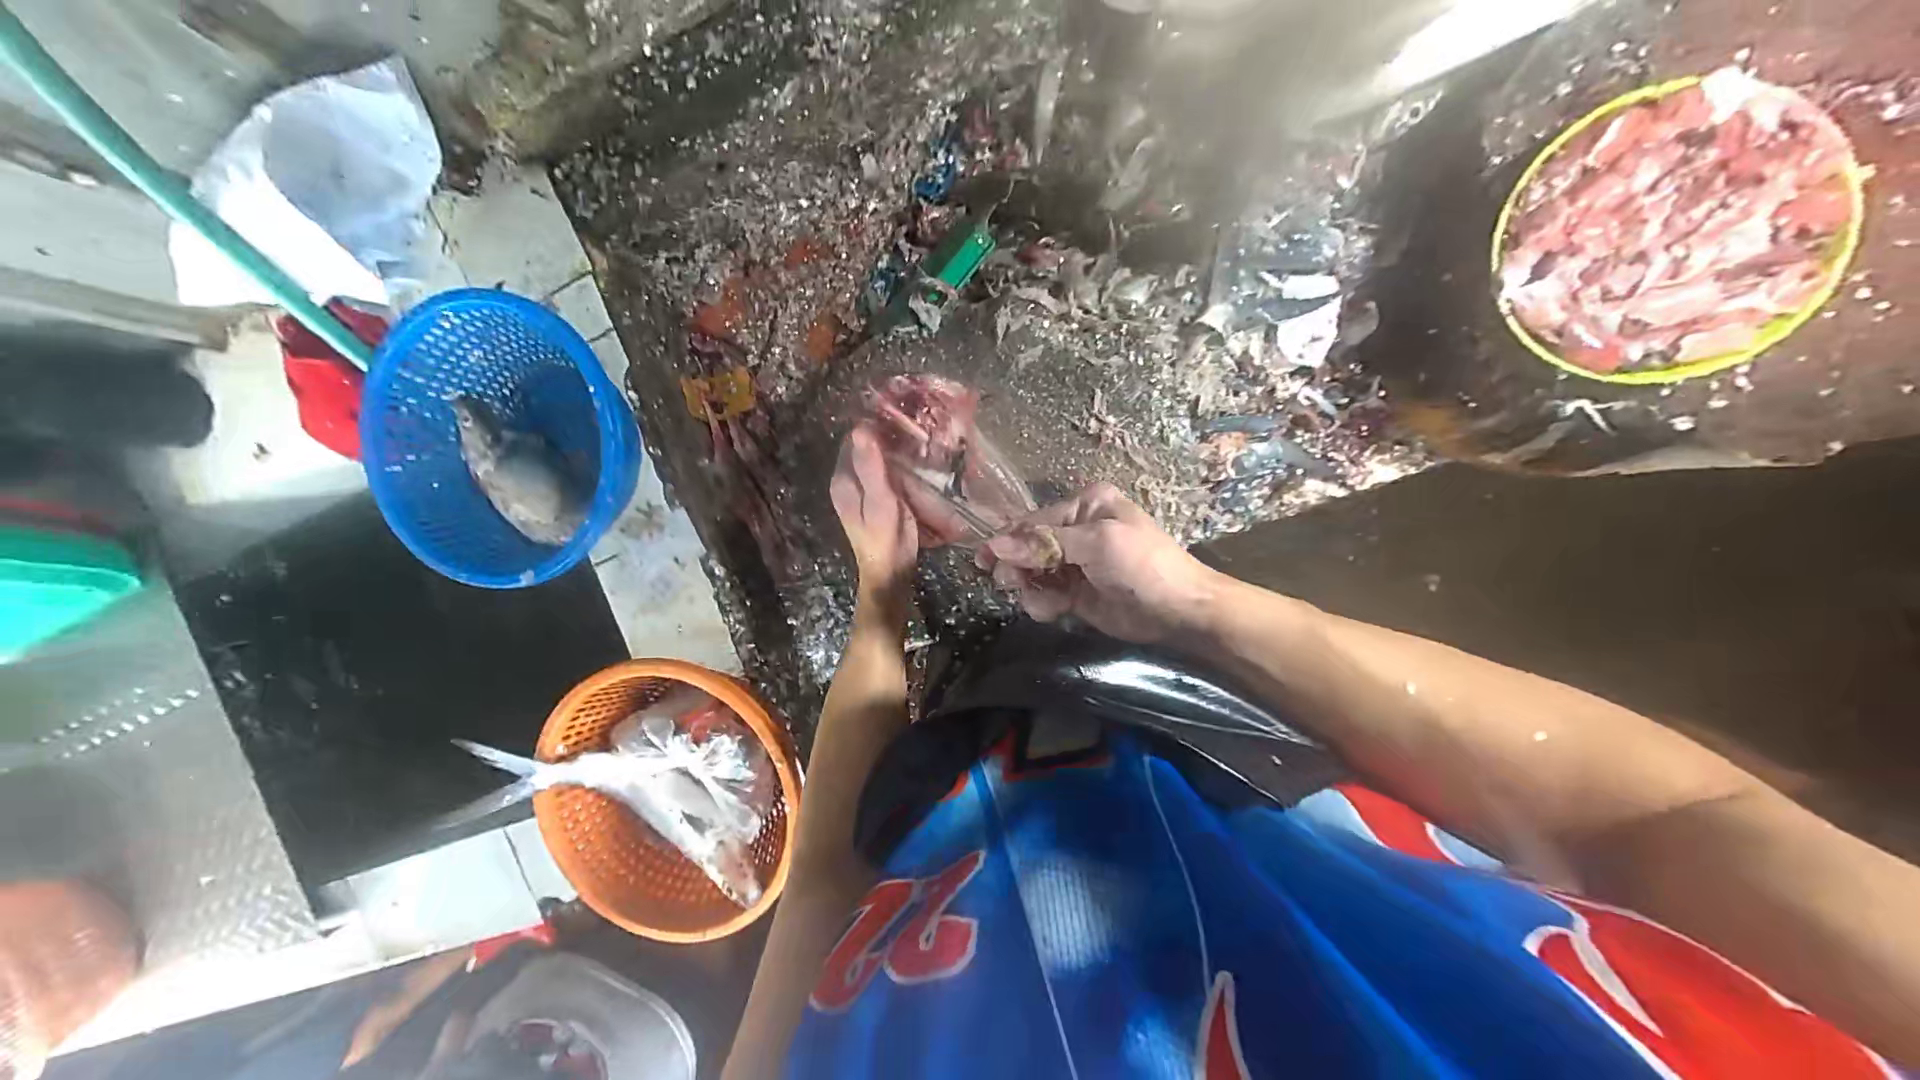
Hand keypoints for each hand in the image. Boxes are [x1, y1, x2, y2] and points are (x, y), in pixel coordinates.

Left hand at [831, 422, 918, 600]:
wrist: (891, 575)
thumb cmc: (886, 539)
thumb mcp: (880, 502)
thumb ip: (871, 467)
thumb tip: (861, 428)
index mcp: (843, 481)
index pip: (853, 439)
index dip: (873, 425)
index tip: (900, 415)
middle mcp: (848, 483)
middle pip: (864, 448)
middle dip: (886, 435)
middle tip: (915, 424)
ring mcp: (862, 492)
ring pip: (876, 460)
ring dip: (894, 449)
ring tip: (919, 437)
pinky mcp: (876, 500)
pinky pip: (885, 473)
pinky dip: (898, 464)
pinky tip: (916, 460)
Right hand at [979, 483, 1222, 643]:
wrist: (1180, 611)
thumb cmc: (1143, 565)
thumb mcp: (1097, 543)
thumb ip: (1045, 543)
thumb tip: (996, 544)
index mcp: (1085, 507)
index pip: (1034, 521)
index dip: (1008, 541)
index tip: (985, 561)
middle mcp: (1076, 530)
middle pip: (1027, 547)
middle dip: (1018, 567)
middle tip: (1013, 584)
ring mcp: (1075, 563)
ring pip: (1031, 573)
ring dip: (1031, 589)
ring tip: (1047, 602)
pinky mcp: (1075, 593)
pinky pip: (1044, 595)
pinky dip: (1043, 603)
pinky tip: (1057, 610)